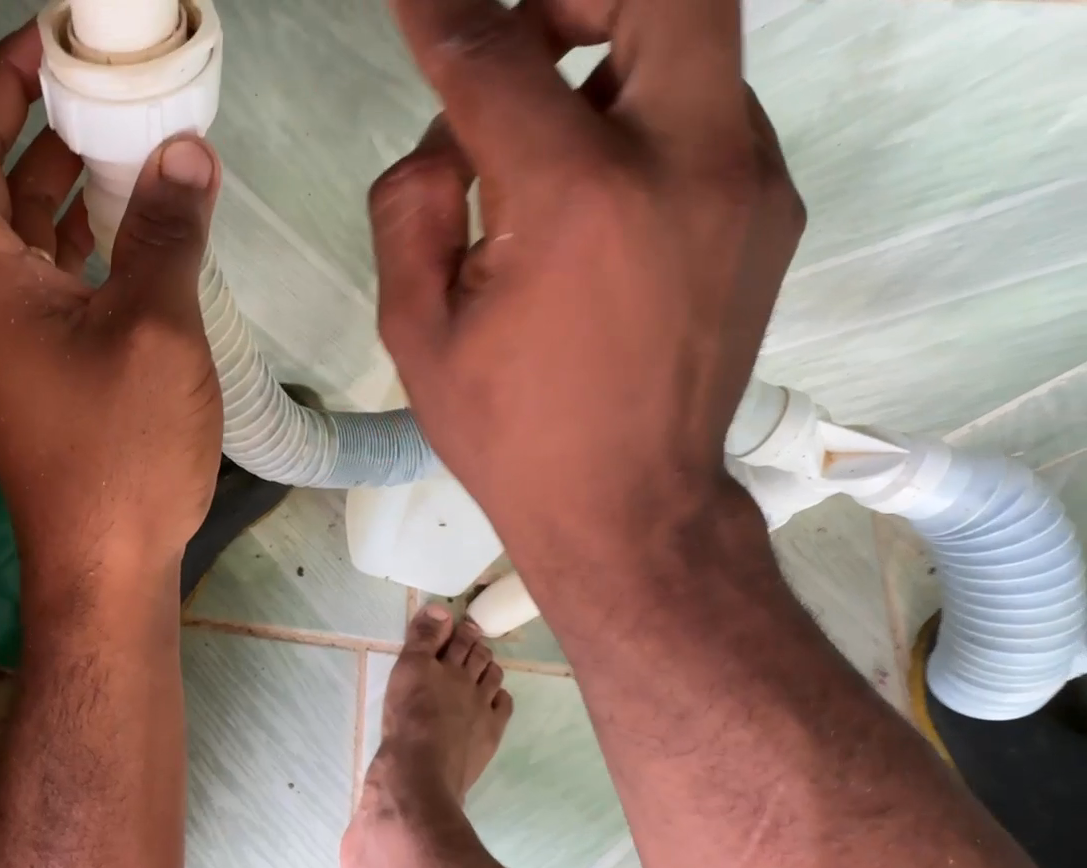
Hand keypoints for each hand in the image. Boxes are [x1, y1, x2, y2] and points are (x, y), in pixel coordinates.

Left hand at [0, 0, 223, 595]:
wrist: (104, 558)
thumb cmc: (117, 453)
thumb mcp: (154, 327)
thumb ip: (168, 230)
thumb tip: (187, 154)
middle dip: (1, 87)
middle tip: (65, 40)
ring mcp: (14, 321)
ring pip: (11, 208)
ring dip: (47, 149)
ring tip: (109, 104)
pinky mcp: (51, 349)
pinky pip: (50, 255)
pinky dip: (79, 211)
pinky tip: (127, 194)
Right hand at [370, 0, 803, 572]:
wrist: (627, 506)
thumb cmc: (505, 429)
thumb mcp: (413, 330)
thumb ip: (410, 208)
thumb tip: (447, 140)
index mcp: (576, 201)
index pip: (498, 61)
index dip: (442, 15)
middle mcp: (685, 160)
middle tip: (512, 42)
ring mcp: (748, 179)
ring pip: (692, 44)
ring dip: (606, 57)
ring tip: (538, 144)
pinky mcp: (769, 205)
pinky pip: (704, 112)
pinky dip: (639, 119)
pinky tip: (590, 202)